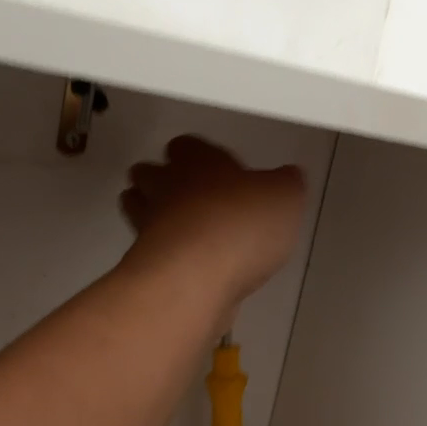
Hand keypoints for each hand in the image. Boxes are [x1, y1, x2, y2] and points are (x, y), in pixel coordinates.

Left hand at [120, 136, 306, 305]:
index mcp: (198, 161)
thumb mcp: (285, 198)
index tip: (216, 168)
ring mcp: (149, 226)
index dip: (197, 154)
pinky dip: (163, 253)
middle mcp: (167, 187)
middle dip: (163, 180)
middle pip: (150, 173)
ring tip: (183, 229)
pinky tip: (189, 265)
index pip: (185, 145)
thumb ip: (285, 184)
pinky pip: (150, 250)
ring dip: (155, 214)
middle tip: (190, 195)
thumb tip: (287, 177)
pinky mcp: (145, 264)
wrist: (195, 280)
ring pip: (139, 208)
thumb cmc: (242, 225)